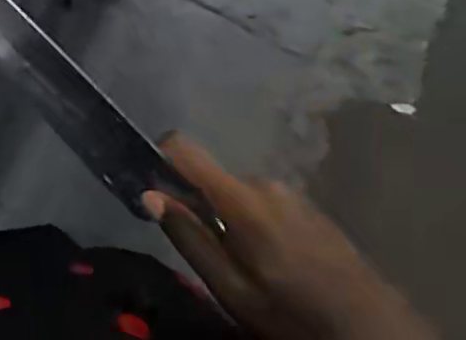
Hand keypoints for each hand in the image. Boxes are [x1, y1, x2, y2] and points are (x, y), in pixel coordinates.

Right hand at [144, 136, 435, 339]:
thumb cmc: (300, 319)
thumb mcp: (234, 290)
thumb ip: (189, 237)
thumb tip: (149, 193)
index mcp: (242, 198)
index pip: (182, 146)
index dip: (160, 157)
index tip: (158, 188)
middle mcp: (267, 184)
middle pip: (212, 177)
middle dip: (203, 204)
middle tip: (215, 249)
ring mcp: (297, 198)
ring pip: (240, 193)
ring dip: (234, 217)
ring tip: (252, 263)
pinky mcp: (317, 214)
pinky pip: (268, 205)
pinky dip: (260, 224)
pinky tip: (281, 264)